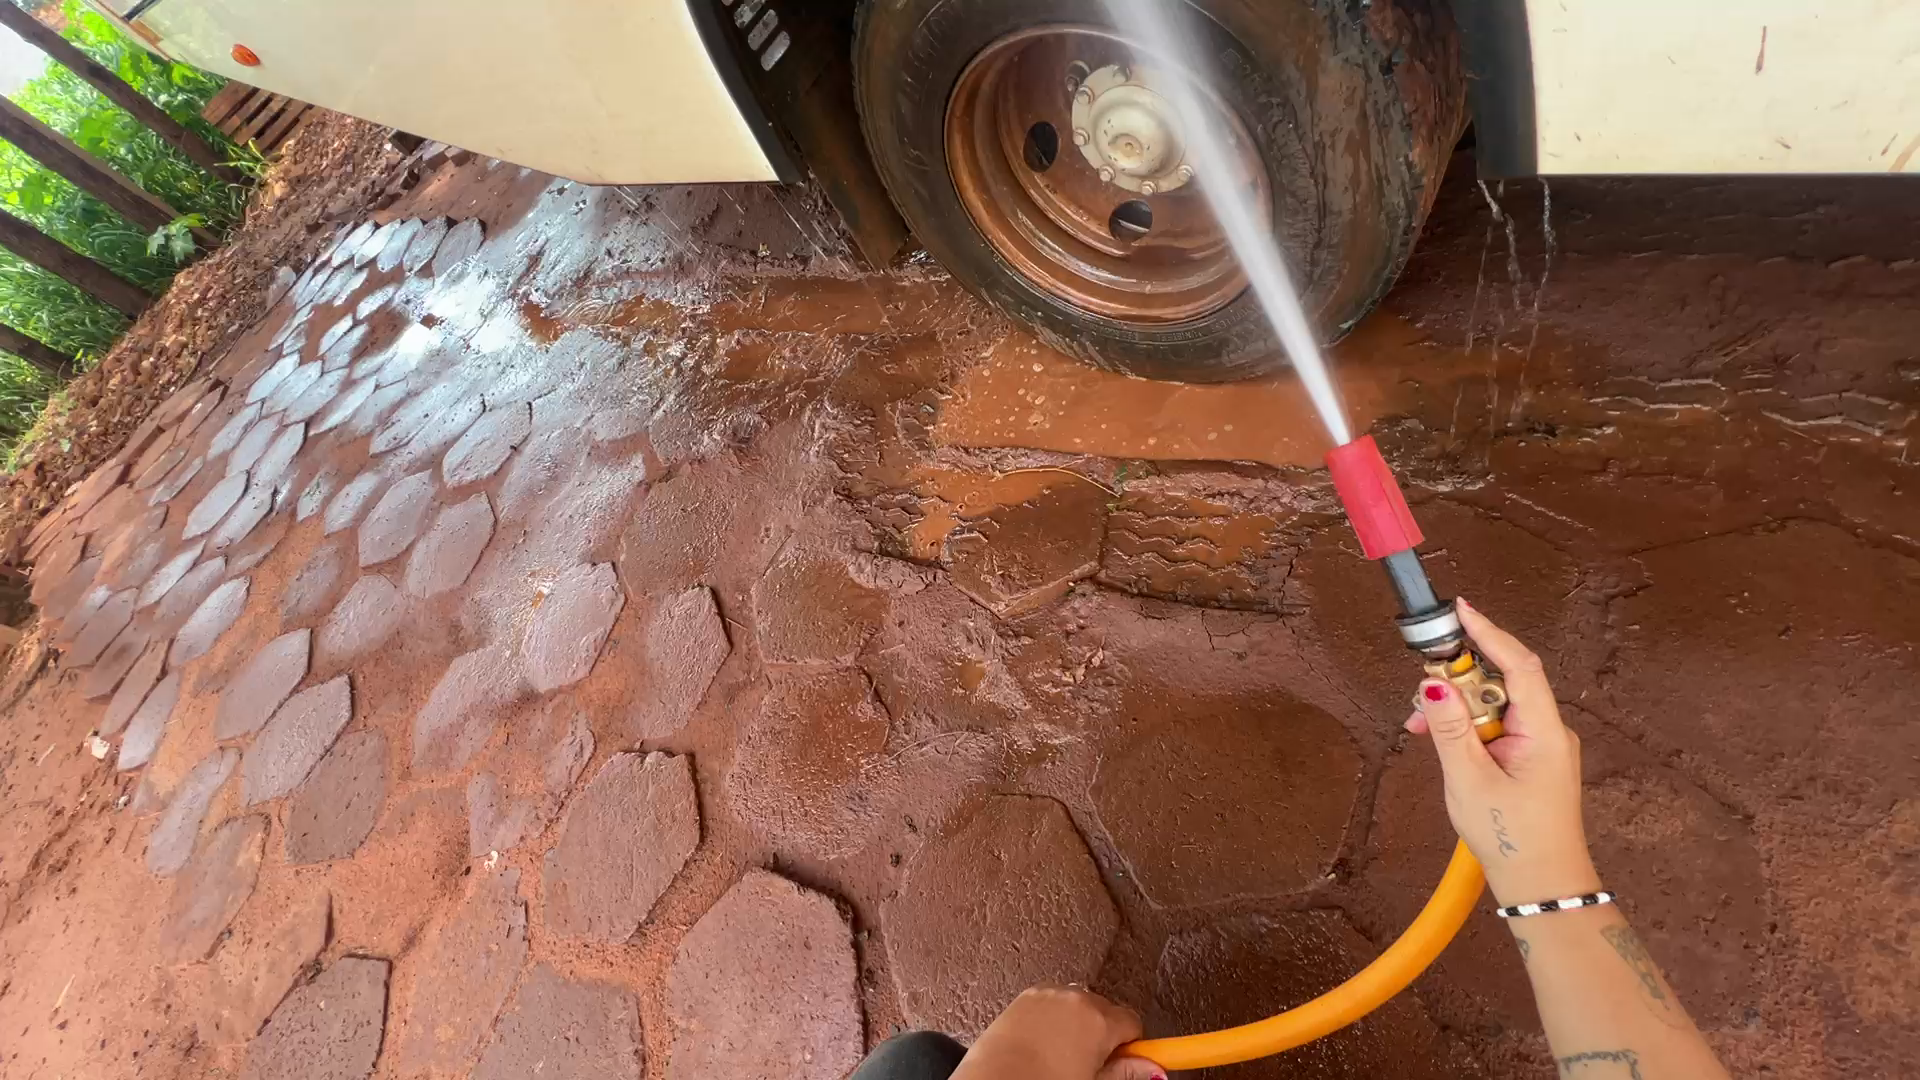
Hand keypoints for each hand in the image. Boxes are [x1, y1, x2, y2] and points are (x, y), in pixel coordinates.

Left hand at [952, 985, 1164, 1079]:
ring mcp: (1050, 992)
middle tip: (1090, 1064)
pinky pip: (1053, 1000)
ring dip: (1079, 1022)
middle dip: (1104, 1033)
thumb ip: (1125, 1072)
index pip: (1133, 1021)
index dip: (1130, 1045)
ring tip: (1063, 1055)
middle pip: (1106, 1009)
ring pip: (1079, 1003)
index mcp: (1098, 1019)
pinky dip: (1055, 1016)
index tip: (1124, 1061)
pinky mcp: (1027, 993)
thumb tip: (1156, 1069)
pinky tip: (1045, 1043)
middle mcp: (1076, 996)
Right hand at [1404, 599, 1599, 906]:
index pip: (1519, 666)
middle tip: (1421, 686)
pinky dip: (1460, 721)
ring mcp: (1537, 742)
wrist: (1541, 885)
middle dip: (1456, 676)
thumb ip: (1450, 727)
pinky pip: (1489, 721)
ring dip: (1452, 704)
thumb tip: (1432, 683)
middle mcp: (1546, 730)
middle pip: (1500, 680)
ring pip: (1489, 701)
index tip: (1460, 610)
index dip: (1490, 634)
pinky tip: (1435, 734)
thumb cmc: (1509, 834)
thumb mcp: (1468, 778)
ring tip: (1420, 723)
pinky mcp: (1525, 754)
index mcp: (1544, 732)